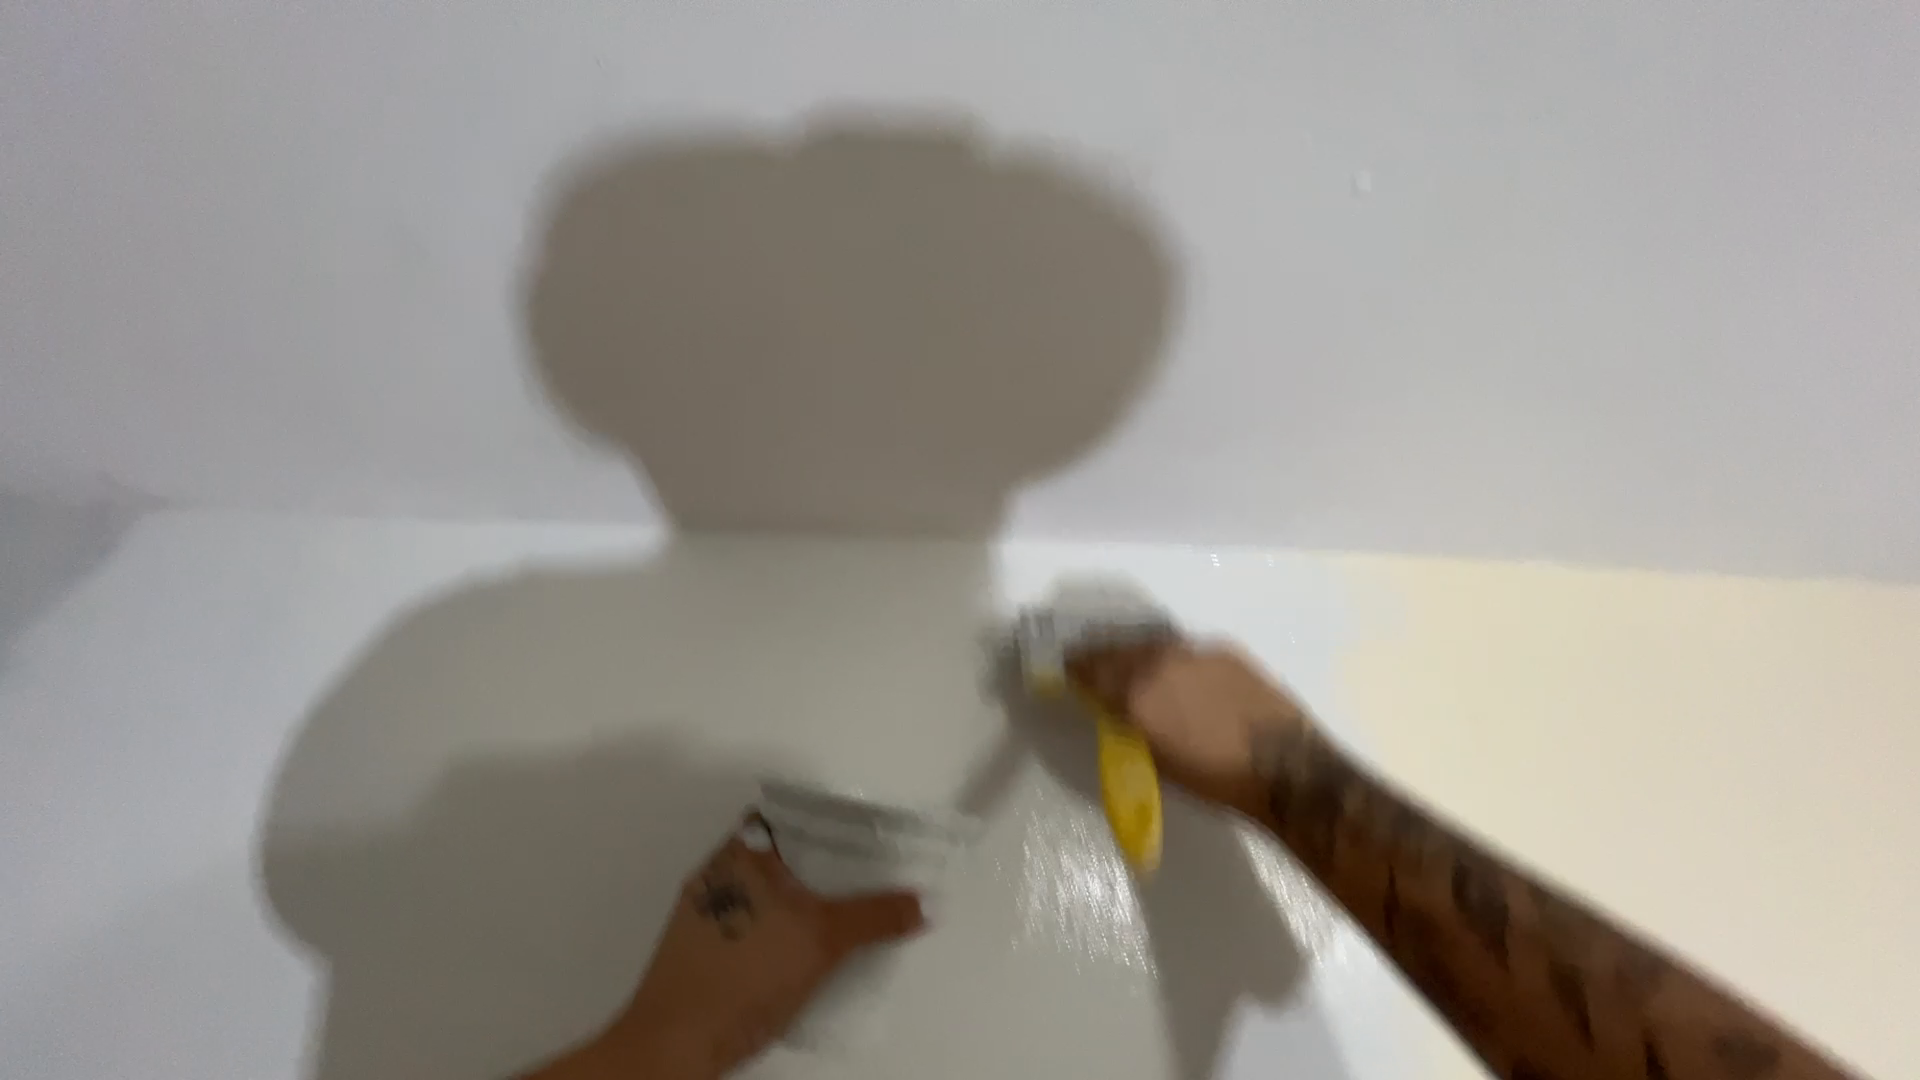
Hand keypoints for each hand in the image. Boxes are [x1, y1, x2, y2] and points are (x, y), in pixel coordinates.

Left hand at [602, 814, 925, 1076]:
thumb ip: (876, 916)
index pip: (787, 813)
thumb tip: (924, 903)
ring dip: (799, 896)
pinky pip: (750, 920)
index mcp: (740, 851)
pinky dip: (778, 924)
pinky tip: (804, 946)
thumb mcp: (824, 940)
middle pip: (778, 851)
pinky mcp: (697, 950)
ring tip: (843, 906)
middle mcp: (717, 873)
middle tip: (863, 870)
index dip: (824, 817)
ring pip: (764, 889)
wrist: (673, 1048)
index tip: (858, 829)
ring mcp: (702, 912)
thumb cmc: (746, 973)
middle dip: (819, 861)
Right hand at [1066, 640, 1312, 817]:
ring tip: (1129, 661)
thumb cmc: (1217, 781)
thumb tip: (1118, 710)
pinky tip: (1176, 671)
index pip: (1091, 673)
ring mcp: (1192, 652)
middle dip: (1099, 656)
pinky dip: (1170, 657)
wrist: (1287, 768)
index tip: (1065, 669)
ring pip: (1150, 644)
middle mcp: (1158, 664)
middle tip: (1089, 661)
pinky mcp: (1223, 650)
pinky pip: (1184, 649)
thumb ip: (1132, 726)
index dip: (1074, 671)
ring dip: (1133, 652)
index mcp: (1136, 696)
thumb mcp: (1158, 761)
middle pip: (1116, 651)